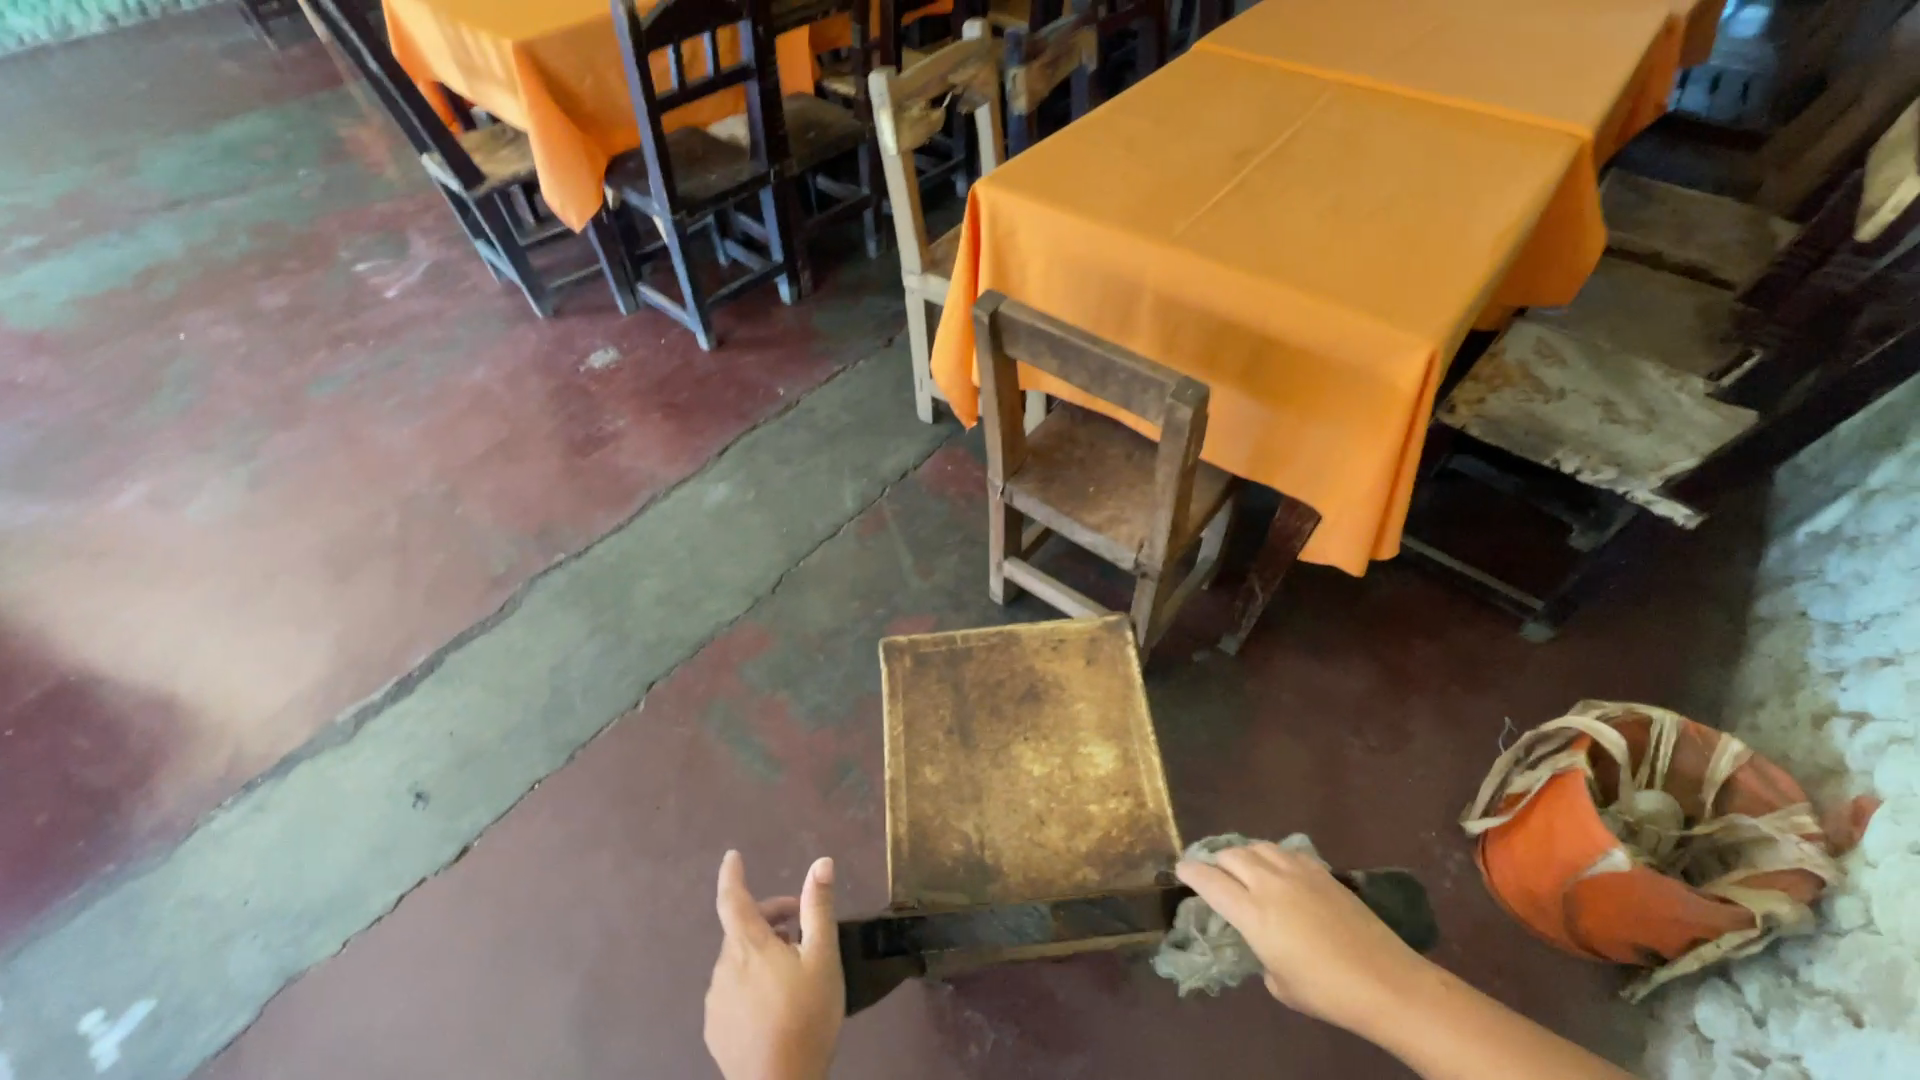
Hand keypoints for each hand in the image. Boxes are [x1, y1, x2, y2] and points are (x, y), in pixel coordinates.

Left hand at [704, 851, 843, 1079]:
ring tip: (795, 974)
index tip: (733, 856)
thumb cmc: (807, 1016)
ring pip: (738, 962)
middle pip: (742, 930)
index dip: (732, 875)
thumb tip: (821, 863)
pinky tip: (775, 1007)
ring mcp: (715, 1001)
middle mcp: (724, 968)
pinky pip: (732, 992)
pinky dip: (751, 985)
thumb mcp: (823, 959)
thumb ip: (819, 909)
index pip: (733, 899)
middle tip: (802, 930)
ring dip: (762, 955)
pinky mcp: (715, 1029)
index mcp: (748, 946)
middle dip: (770, 920)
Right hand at [1175, 843, 1426, 1032]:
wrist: (1384, 981)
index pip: (1209, 881)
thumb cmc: (1326, 991)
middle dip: (1216, 860)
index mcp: (1253, 913)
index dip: (1191, 872)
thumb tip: (1265, 945)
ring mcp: (1298, 873)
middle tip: (1212, 871)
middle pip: (1231, 855)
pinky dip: (1273, 856)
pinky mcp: (1323, 872)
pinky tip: (1278, 870)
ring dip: (1244, 853)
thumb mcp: (1279, 983)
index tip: (1181, 869)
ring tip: (1243, 866)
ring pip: (1258, 846)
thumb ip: (1262, 954)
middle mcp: (1270, 884)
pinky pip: (1286, 851)